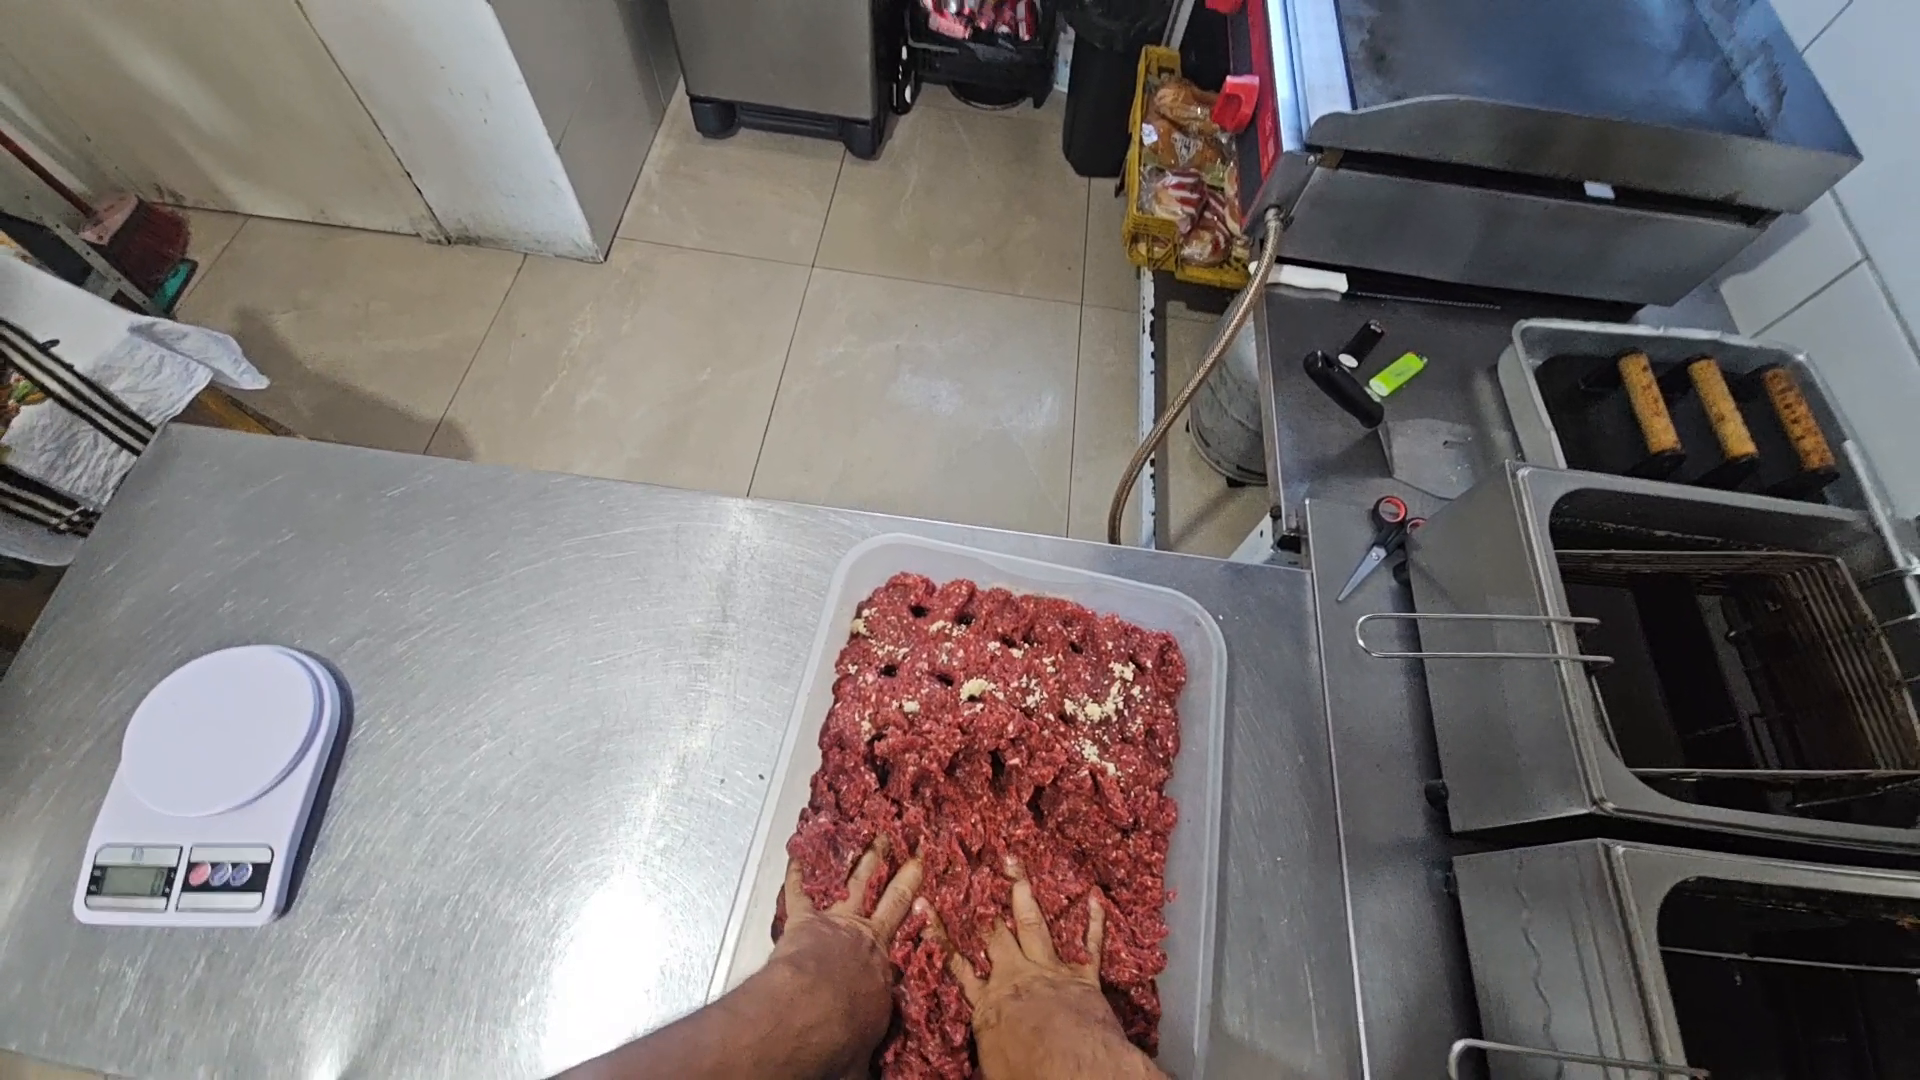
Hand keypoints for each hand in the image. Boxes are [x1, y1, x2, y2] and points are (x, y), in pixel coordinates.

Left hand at [767, 837, 922, 1064]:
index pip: (903, 945)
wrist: (808, 1016)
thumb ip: (867, 1058)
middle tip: (916, 856)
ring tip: (877, 839)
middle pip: (890, 903)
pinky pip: (800, 892)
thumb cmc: (838, 1041)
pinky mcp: (805, 921)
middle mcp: (866, 942)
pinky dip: (798, 873)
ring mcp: (837, 925)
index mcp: (883, 973)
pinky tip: (798, 853)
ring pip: (855, 885)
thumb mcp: (860, 1062)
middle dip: (903, 878)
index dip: (914, 925)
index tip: (925, 907)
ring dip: (865, 861)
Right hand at [920, 858, 1163, 1079]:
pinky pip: (1090, 945)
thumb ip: (985, 1041)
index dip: (943, 936)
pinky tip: (1095, 899)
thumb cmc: (1026, 1075)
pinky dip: (1093, 922)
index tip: (928, 907)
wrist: (1069, 1071)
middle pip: (996, 936)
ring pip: (1034, 928)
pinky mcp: (1083, 978)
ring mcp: (1049, 972)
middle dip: (986, 909)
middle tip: (979, 877)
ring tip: (1019, 875)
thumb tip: (973, 1050)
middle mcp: (1016, 977)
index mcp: (989, 1002)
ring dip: (1026, 900)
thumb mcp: (991, 1065)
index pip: (959, 965)